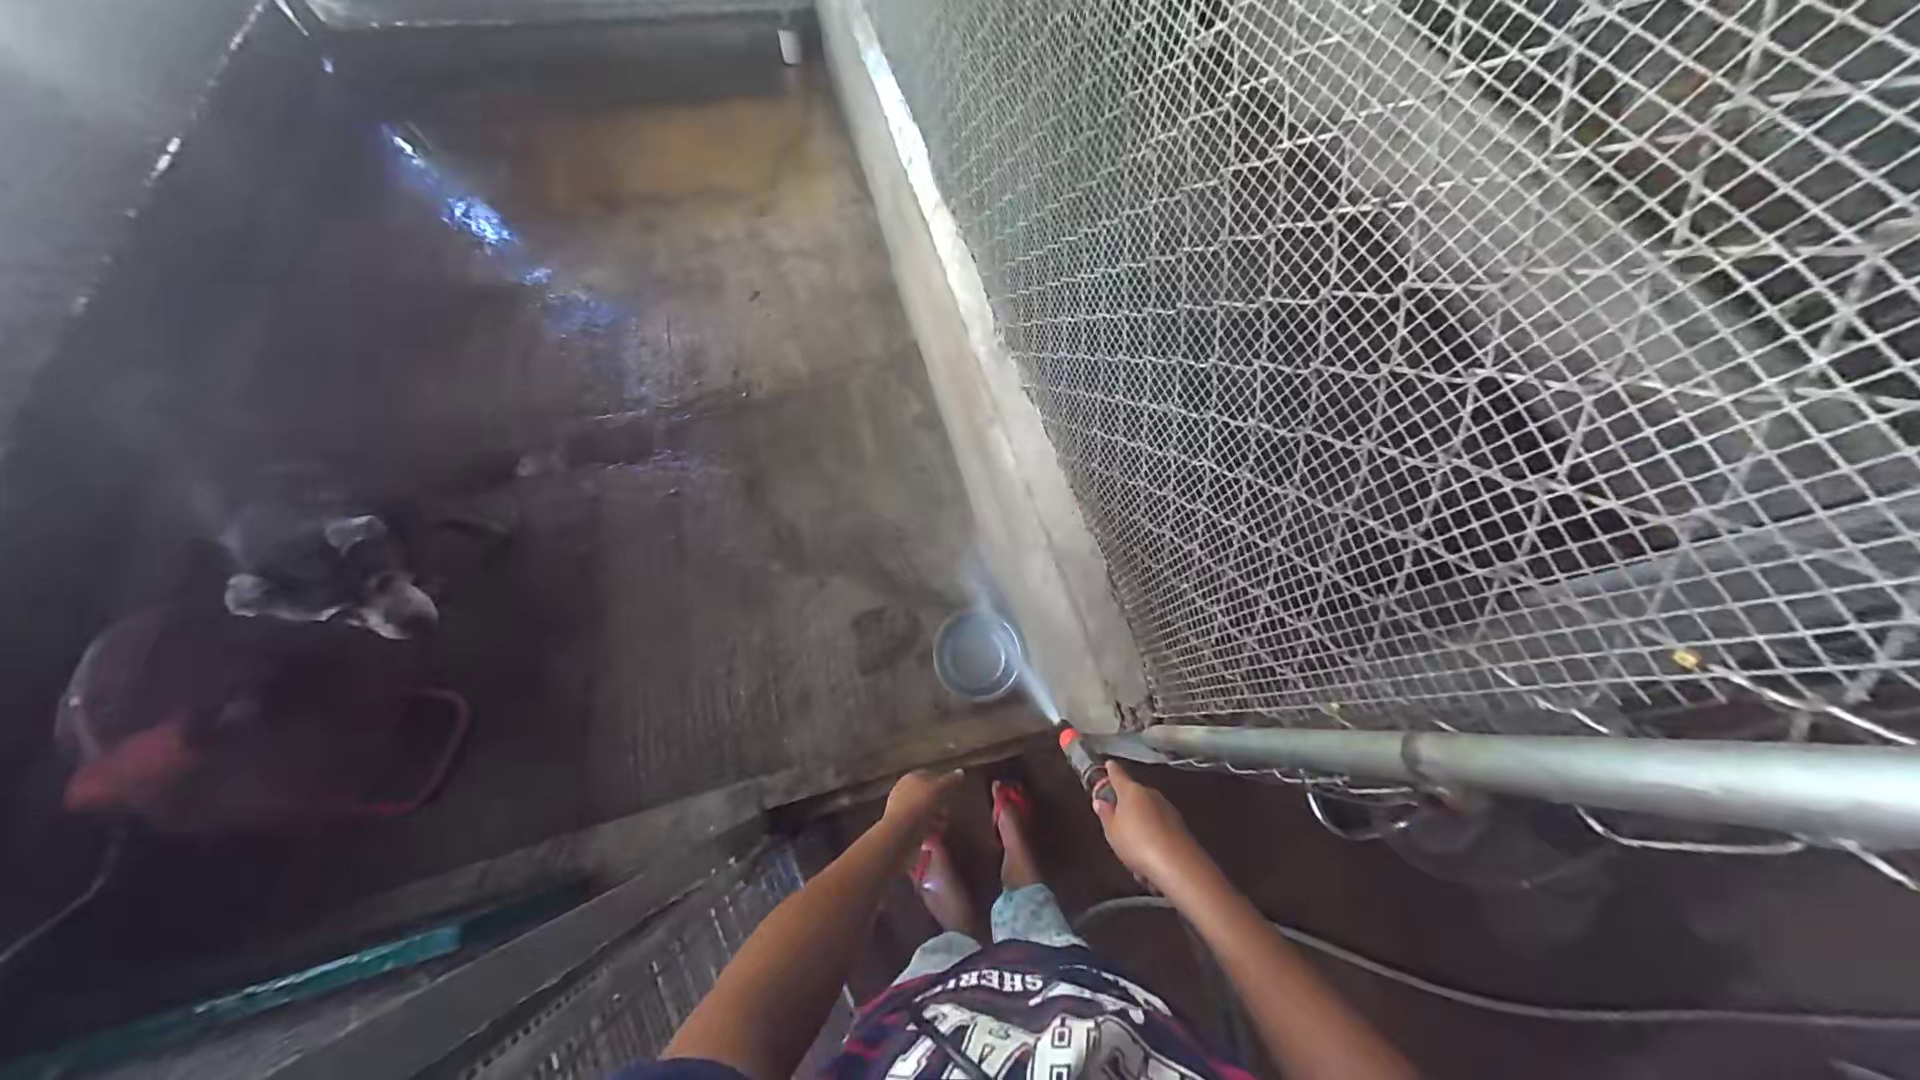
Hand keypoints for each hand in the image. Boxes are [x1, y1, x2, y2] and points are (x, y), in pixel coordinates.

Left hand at [883, 768, 963, 830]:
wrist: (899, 834)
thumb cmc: (919, 806)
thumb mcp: (939, 790)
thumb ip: (950, 781)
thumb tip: (960, 772)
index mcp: (910, 779)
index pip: (929, 776)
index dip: (942, 784)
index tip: (951, 794)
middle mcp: (904, 792)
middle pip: (928, 797)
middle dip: (940, 806)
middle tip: (946, 815)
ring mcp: (902, 811)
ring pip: (925, 813)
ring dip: (936, 821)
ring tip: (941, 828)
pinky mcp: (902, 828)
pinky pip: (920, 827)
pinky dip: (928, 831)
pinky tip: (934, 837)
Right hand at [1092, 761, 1204, 888]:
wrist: (1177, 865)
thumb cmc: (1137, 843)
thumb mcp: (1112, 831)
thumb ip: (1105, 814)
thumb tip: (1101, 802)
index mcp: (1131, 791)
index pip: (1118, 775)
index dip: (1112, 770)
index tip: (1109, 763)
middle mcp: (1151, 795)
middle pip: (1135, 795)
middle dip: (1127, 806)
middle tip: (1117, 823)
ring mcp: (1167, 809)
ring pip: (1148, 813)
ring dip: (1141, 825)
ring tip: (1133, 848)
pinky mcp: (1180, 826)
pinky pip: (1159, 827)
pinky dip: (1153, 837)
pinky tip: (1148, 856)